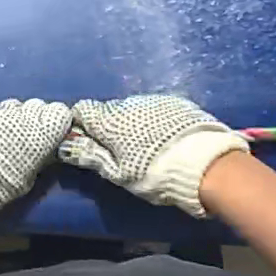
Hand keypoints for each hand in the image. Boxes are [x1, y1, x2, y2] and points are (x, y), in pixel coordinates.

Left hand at [0, 98, 72, 220]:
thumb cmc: (2, 183)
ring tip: (0, 135)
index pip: (59, 112)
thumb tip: (46, 149)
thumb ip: (41, 156)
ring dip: (10, 118)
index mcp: (41, 130)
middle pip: (35, 106)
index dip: (54, 122)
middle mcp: (21, 113)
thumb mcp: (30, 174)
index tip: (50, 133)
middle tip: (25, 135)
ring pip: (11, 107)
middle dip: (32, 118)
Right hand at [59, 95, 248, 217]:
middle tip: (120, 150)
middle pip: (108, 110)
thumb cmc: (155, 173)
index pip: (82, 111)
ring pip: (132, 109)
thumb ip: (90, 156)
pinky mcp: (178, 103)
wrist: (210, 166)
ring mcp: (154, 101)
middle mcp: (128, 104)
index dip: (82, 126)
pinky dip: (153, 121)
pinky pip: (154, 109)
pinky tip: (165, 138)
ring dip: (132, 123)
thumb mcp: (118, 173)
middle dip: (109, 126)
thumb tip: (65, 146)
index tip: (89, 142)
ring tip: (146, 145)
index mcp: (108, 120)